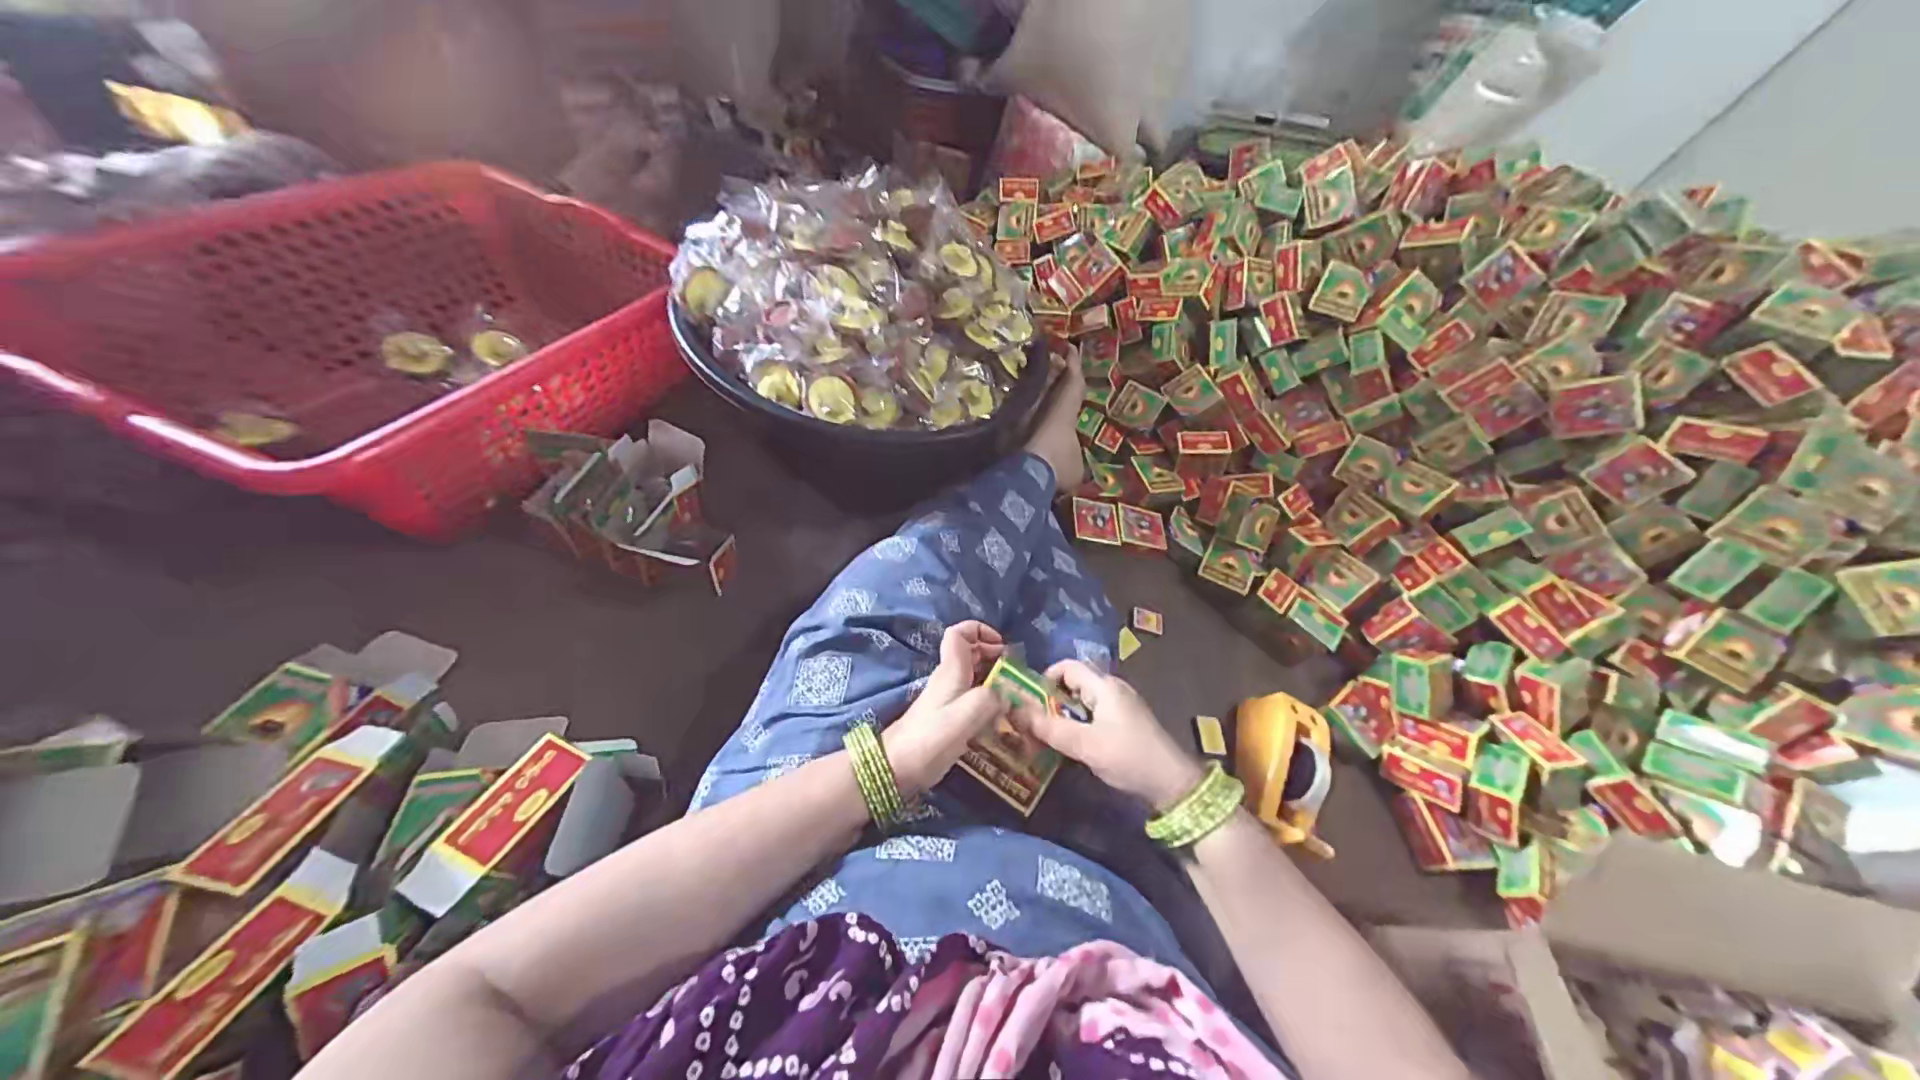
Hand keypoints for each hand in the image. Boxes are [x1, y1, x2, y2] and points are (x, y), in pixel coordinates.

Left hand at [882, 621, 1007, 794]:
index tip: (1002, 646)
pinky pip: (972, 697)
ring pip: (973, 676)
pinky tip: (1001, 717)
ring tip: (1015, 695)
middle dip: (994, 656)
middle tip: (1015, 673)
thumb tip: (1007, 696)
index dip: (980, 631)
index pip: (959, 633)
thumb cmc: (931, 738)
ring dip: (994, 679)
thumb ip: (992, 699)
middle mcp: (948, 678)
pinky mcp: (947, 717)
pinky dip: (988, 700)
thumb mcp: (967, 715)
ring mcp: (946, 698)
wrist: (897, 768)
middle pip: (970, 653)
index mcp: (951, 670)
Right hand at [1015, 660, 1205, 811]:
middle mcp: (1112, 689)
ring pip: (1082, 702)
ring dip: (1063, 716)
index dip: (1044, 679)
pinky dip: (1078, 725)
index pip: (1066, 667)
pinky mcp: (1124, 724)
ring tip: (1046, 737)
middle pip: (1073, 684)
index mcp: (1104, 685)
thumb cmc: (1128, 757)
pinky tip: (1071, 746)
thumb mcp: (1085, 745)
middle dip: (1051, 701)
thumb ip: (1050, 728)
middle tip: (1032, 723)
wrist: (1173, 785)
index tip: (1029, 703)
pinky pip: (1093, 715)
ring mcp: (1120, 707)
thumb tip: (1014, 712)